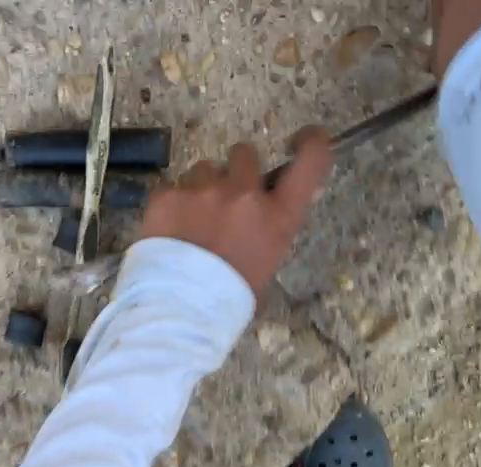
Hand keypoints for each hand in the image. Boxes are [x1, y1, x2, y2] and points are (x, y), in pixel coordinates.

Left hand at [139, 129, 333, 297]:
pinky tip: (168, 230)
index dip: (311, 142)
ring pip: (203, 170)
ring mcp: (204, 190)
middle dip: (235, 173)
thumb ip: (269, 231)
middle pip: (244, 154)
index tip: (301, 140)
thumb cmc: (227, 301)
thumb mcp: (265, 268)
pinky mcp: (168, 195)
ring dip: (200, 188)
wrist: (178, 313)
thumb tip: (266, 210)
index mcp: (277, 217)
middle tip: (223, 203)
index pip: (312, 159)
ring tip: (190, 224)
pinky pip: (171, 186)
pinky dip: (170, 203)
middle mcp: (245, 194)